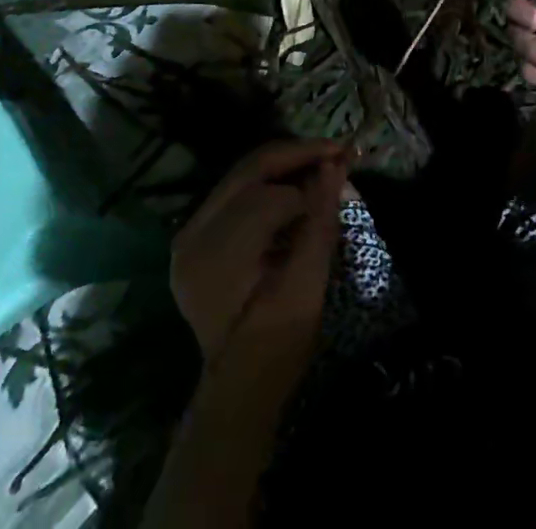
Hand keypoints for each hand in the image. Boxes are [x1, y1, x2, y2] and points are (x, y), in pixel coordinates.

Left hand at [170, 138, 348, 371]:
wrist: (241, 385)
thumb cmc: (279, 342)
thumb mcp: (308, 283)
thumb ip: (320, 220)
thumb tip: (335, 166)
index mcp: (217, 254)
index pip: (270, 193)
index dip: (312, 175)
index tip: (349, 163)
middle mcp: (191, 236)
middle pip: (247, 170)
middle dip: (296, 154)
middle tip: (339, 149)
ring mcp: (186, 237)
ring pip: (239, 177)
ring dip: (283, 166)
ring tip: (323, 164)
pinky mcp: (192, 241)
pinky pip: (232, 194)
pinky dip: (267, 184)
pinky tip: (296, 187)